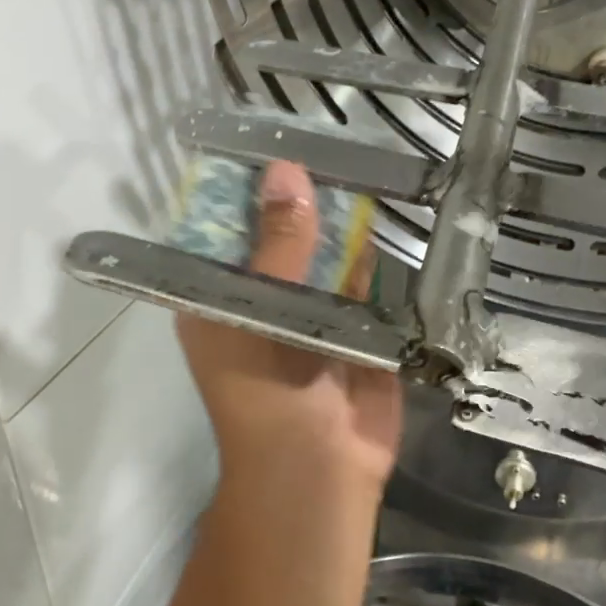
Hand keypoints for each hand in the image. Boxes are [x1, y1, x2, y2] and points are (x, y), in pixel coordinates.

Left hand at [176, 161, 403, 497]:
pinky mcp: (357, 327)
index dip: (243, 188)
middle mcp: (263, 298)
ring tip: (359, 155)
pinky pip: (365, 279)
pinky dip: (374, 251)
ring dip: (339, 218)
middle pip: (280, 235)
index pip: (223, 229)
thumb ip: (278, 246)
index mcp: (218, 296)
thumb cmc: (265, 394)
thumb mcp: (258, 313)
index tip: (268, 137)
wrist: (319, 469)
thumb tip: (285, 171)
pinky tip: (387, 205)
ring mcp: (311, 311)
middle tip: (326, 136)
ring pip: (324, 252)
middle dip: (300, 197)